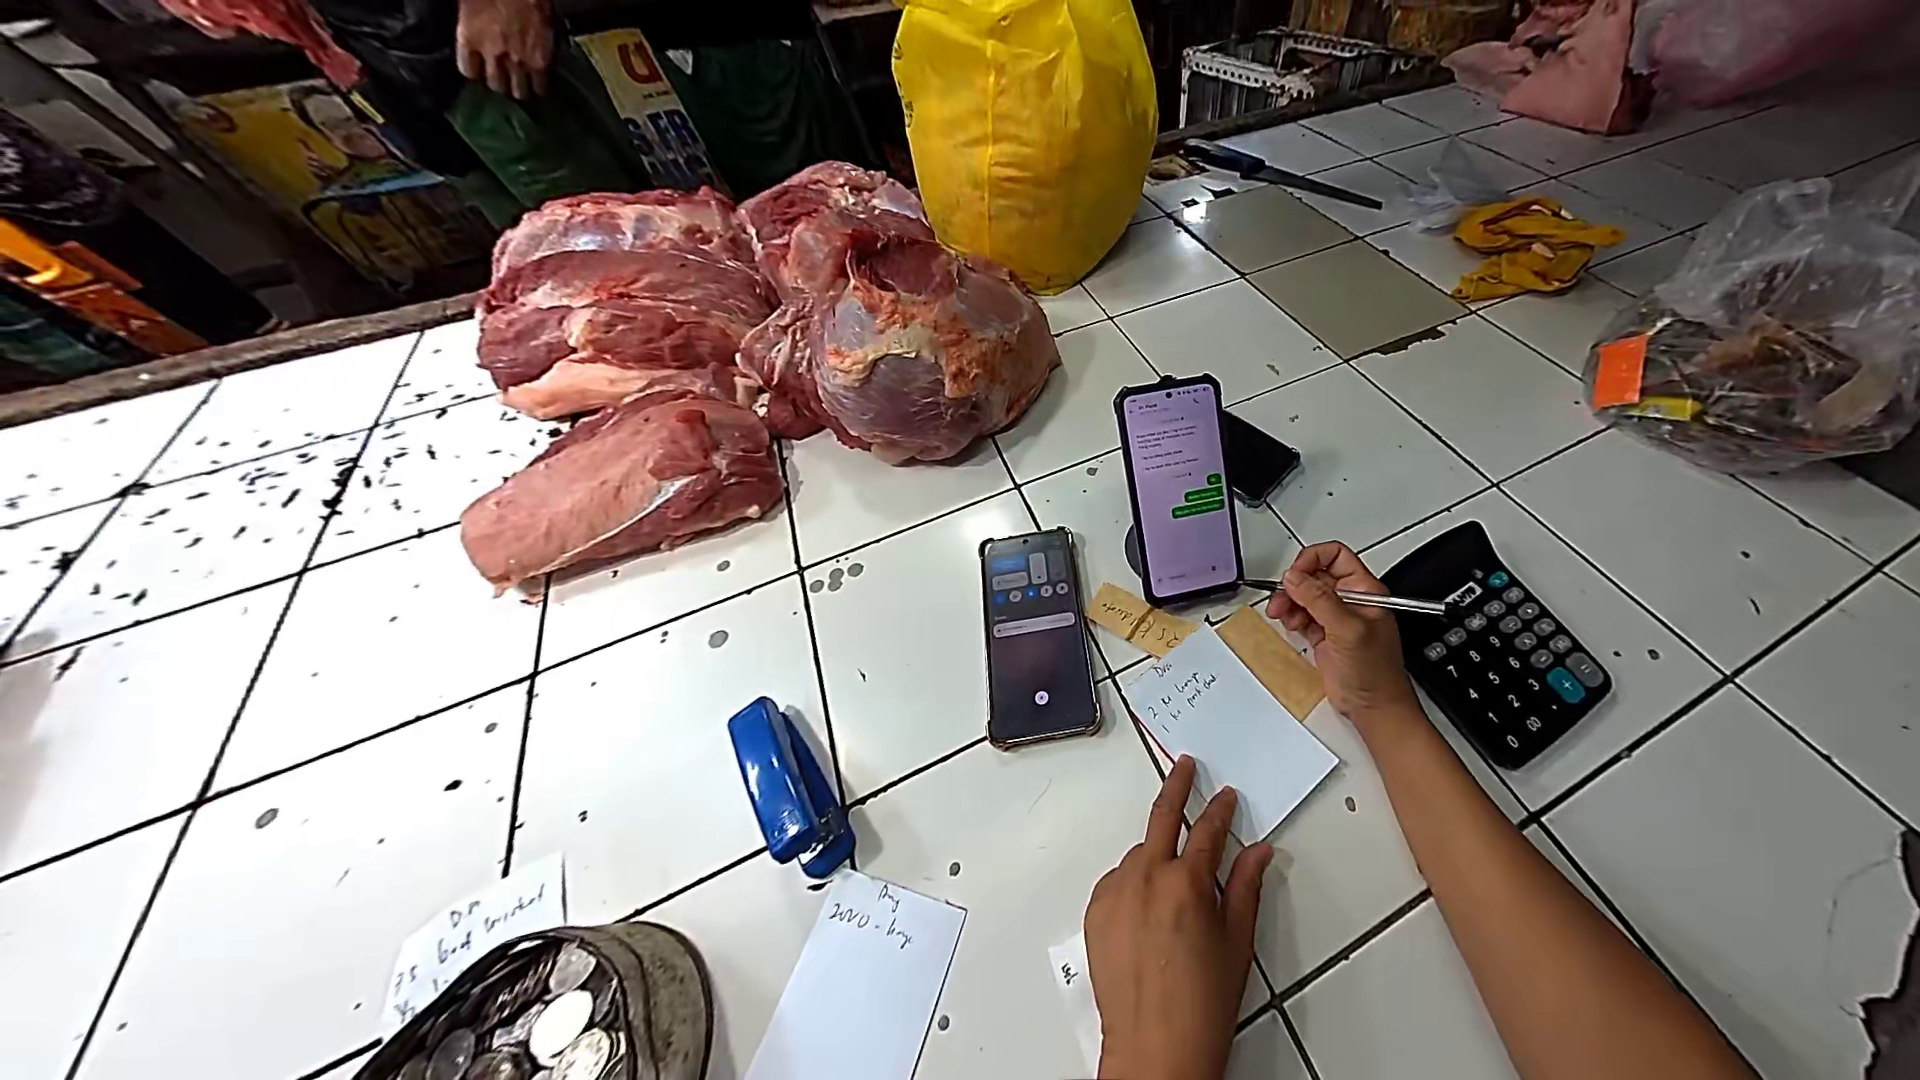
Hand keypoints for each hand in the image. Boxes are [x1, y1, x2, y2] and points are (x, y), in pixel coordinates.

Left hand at [456, 0, 552, 98]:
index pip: (468, 70)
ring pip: (519, 92)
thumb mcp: (468, 2)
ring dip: (519, 88)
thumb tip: (475, 35)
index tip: (478, 70)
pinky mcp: (540, 64)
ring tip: (522, 84)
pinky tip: (539, 82)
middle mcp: (493, 54)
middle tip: (503, 79)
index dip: (474, 71)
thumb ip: (471, 24)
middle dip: (498, 82)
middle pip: (495, 85)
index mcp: (469, 36)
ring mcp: (518, 62)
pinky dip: (539, 87)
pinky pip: (540, 87)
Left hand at [1085, 756, 1271, 1079]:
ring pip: (1139, 853)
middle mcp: (1146, 875)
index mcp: (1186, 883)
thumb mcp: (1237, 944)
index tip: (1225, 795)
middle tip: (1184, 765)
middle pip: (1162, 815)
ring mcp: (1116, 888)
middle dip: (1176, 784)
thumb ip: (1246, 888)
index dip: (1220, 809)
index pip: (1208, 831)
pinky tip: (1148, 910)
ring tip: (1172, 889)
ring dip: (1156, 854)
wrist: (1154, 1045)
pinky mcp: (1096, 904)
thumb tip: (1260, 852)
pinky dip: (1134, 882)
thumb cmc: (1203, 1003)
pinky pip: (1118, 879)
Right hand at [1265, 541, 1418, 723]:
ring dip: (1288, 601)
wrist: (1372, 707)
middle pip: (1313, 575)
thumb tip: (1295, 577)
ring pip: (1302, 594)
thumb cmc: (1375, 673)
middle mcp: (1350, 600)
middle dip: (1294, 585)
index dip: (1312, 560)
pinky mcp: (1323, 633)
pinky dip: (1290, 616)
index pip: (1335, 556)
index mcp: (1365, 591)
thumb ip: (1320, 600)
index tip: (1296, 575)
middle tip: (1283, 599)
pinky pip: (1299, 613)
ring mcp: (1335, 617)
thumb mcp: (1348, 630)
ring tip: (1285, 615)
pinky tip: (1293, 626)